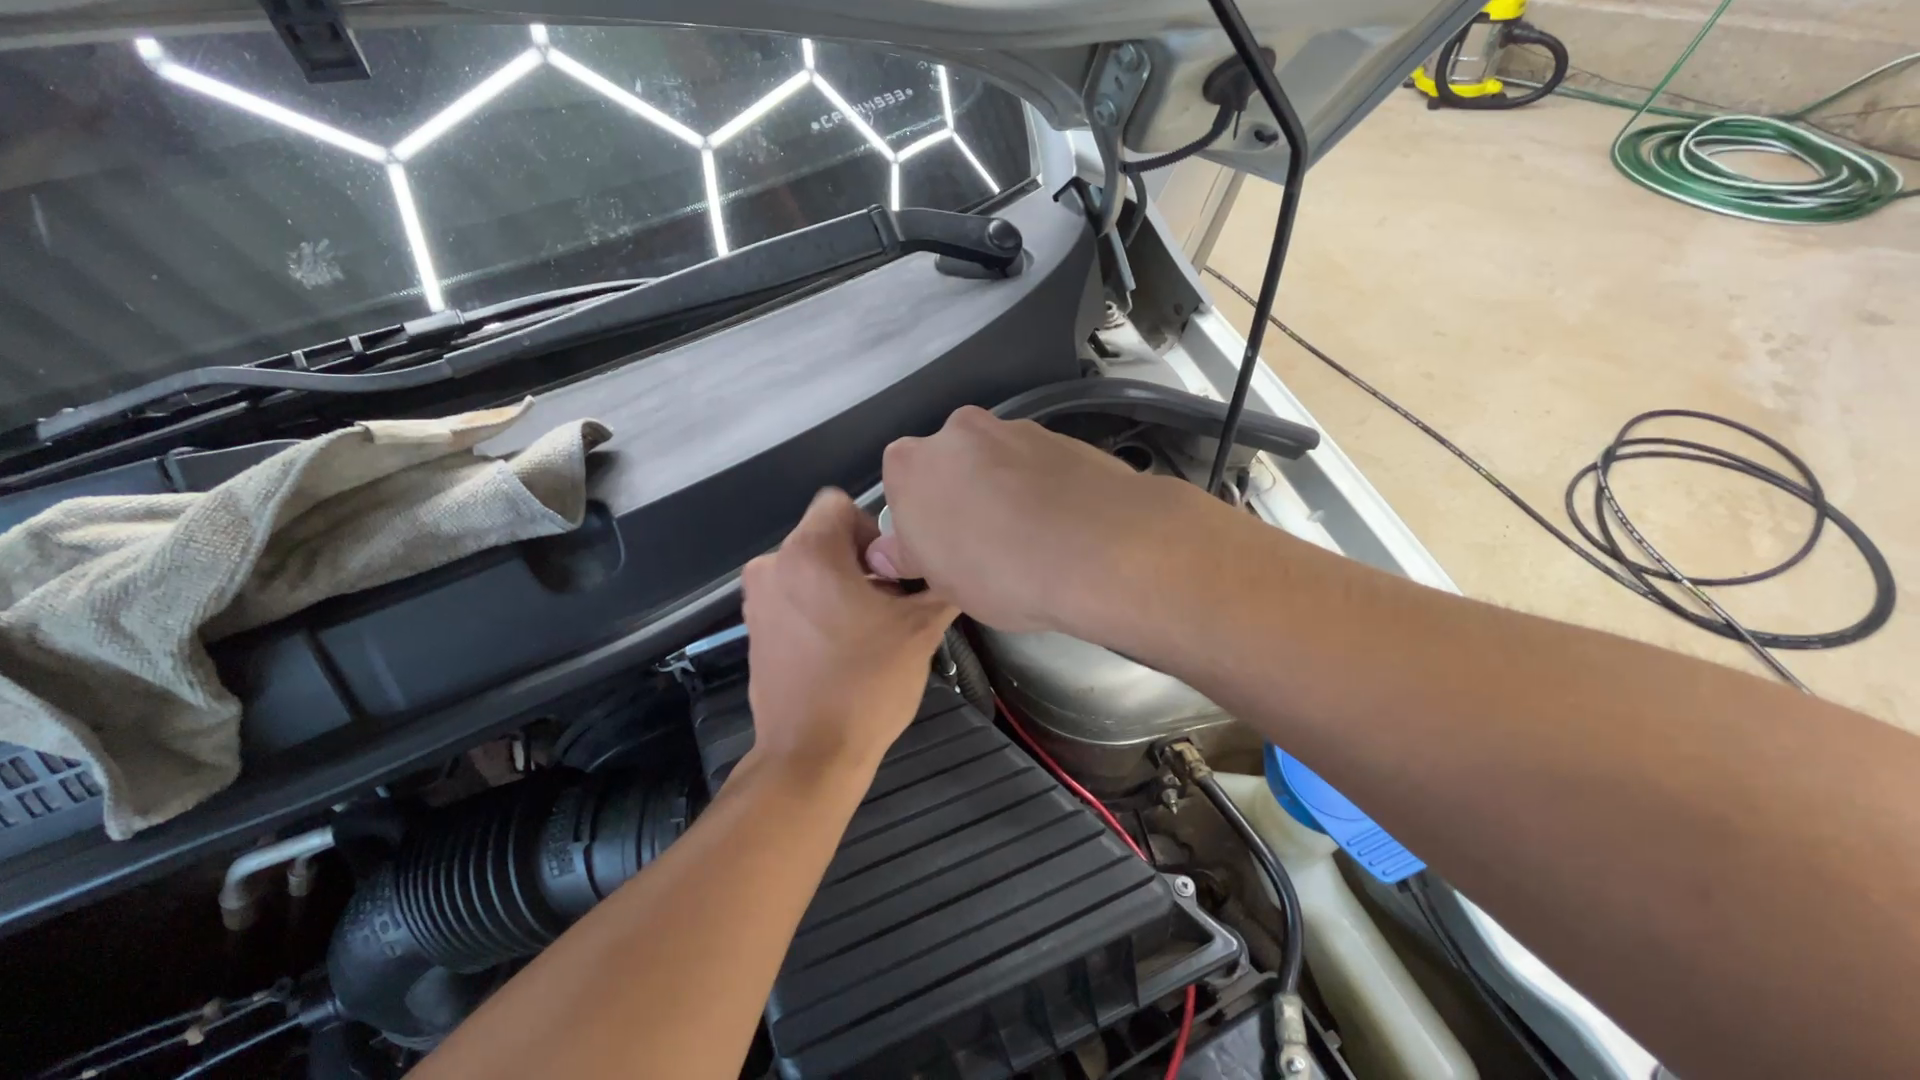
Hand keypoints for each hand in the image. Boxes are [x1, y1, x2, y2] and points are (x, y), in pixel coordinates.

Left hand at [741, 489, 956, 775]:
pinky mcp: (754, 631)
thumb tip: (956, 567)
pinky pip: (793, 598)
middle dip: (860, 560)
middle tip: (891, 601)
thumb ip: (941, 585)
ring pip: (808, 568)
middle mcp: (772, 565)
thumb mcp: (921, 630)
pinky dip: (817, 608)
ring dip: (839, 585)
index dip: (874, 528)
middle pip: (824, 535)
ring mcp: (757, 600)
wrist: (810, 755)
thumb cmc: (867, 684)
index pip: (840, 503)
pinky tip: (842, 647)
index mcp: (808, 552)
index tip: (893, 570)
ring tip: (869, 627)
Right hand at [866, 406, 1233, 635]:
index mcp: (911, 463)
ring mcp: (1015, 428)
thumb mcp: (941, 582)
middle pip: (952, 465)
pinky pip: (1040, 464)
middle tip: (986, 547)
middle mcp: (959, 431)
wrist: (1100, 548)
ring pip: (998, 461)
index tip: (942, 552)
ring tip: (1033, 540)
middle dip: (964, 498)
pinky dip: (1044, 486)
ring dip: (1006, 490)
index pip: (902, 486)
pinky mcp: (1064, 436)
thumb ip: (908, 556)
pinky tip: (1064, 526)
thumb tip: (885, 552)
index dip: (922, 521)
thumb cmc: (1001, 571)